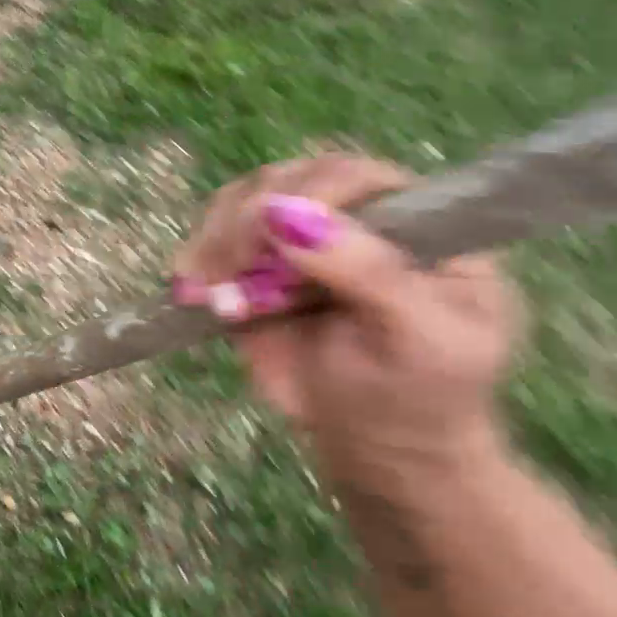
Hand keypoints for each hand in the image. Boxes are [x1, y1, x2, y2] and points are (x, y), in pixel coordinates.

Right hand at [172, 155, 517, 483]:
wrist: (371, 440)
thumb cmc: (419, 394)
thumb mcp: (422, 339)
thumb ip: (369, 273)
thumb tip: (287, 216)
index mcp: (416, 228)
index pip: (355, 175)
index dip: (307, 194)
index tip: (274, 240)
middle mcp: (351, 220)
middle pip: (284, 179)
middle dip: (248, 221)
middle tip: (237, 270)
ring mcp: (294, 240)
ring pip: (238, 203)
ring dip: (215, 241)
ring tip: (215, 292)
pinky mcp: (248, 265)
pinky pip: (208, 238)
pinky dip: (194, 262)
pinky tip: (195, 292)